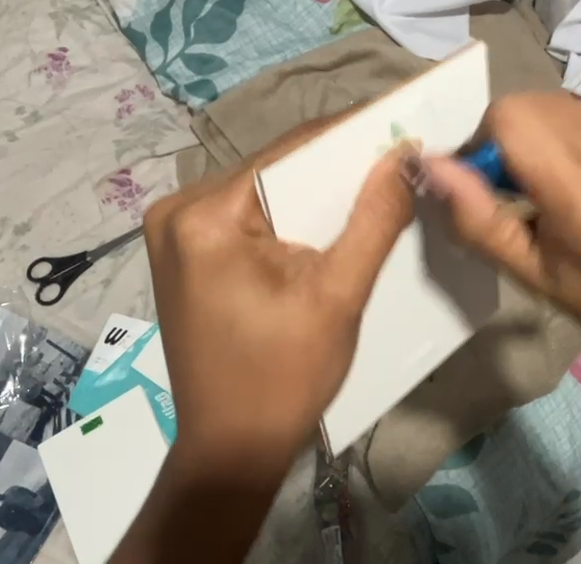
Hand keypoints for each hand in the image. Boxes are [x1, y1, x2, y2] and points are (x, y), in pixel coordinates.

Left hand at [143, 129, 412, 473]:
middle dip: (336, 168)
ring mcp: (175, 230)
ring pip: (267, 188)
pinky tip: (331, 221)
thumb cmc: (284, 379)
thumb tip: (405, 154)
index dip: (351, 137)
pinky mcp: (186, 251)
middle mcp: (178, 210)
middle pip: (277, 169)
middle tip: (396, 158)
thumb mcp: (339, 295)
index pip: (291, 152)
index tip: (401, 125)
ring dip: (316, 192)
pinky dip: (292, 216)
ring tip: (375, 183)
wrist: (231, 454)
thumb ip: (374, 217)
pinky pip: (250, 213)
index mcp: (204, 216)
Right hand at [421, 92, 580, 387]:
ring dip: (552, 133)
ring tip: (570, 182)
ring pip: (567, 104)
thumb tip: (430, 163)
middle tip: (528, 183)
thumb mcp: (531, 272)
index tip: (494, 177)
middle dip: (516, 135)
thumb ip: (476, 217)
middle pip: (535, 104)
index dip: (487, 140)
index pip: (511, 118)